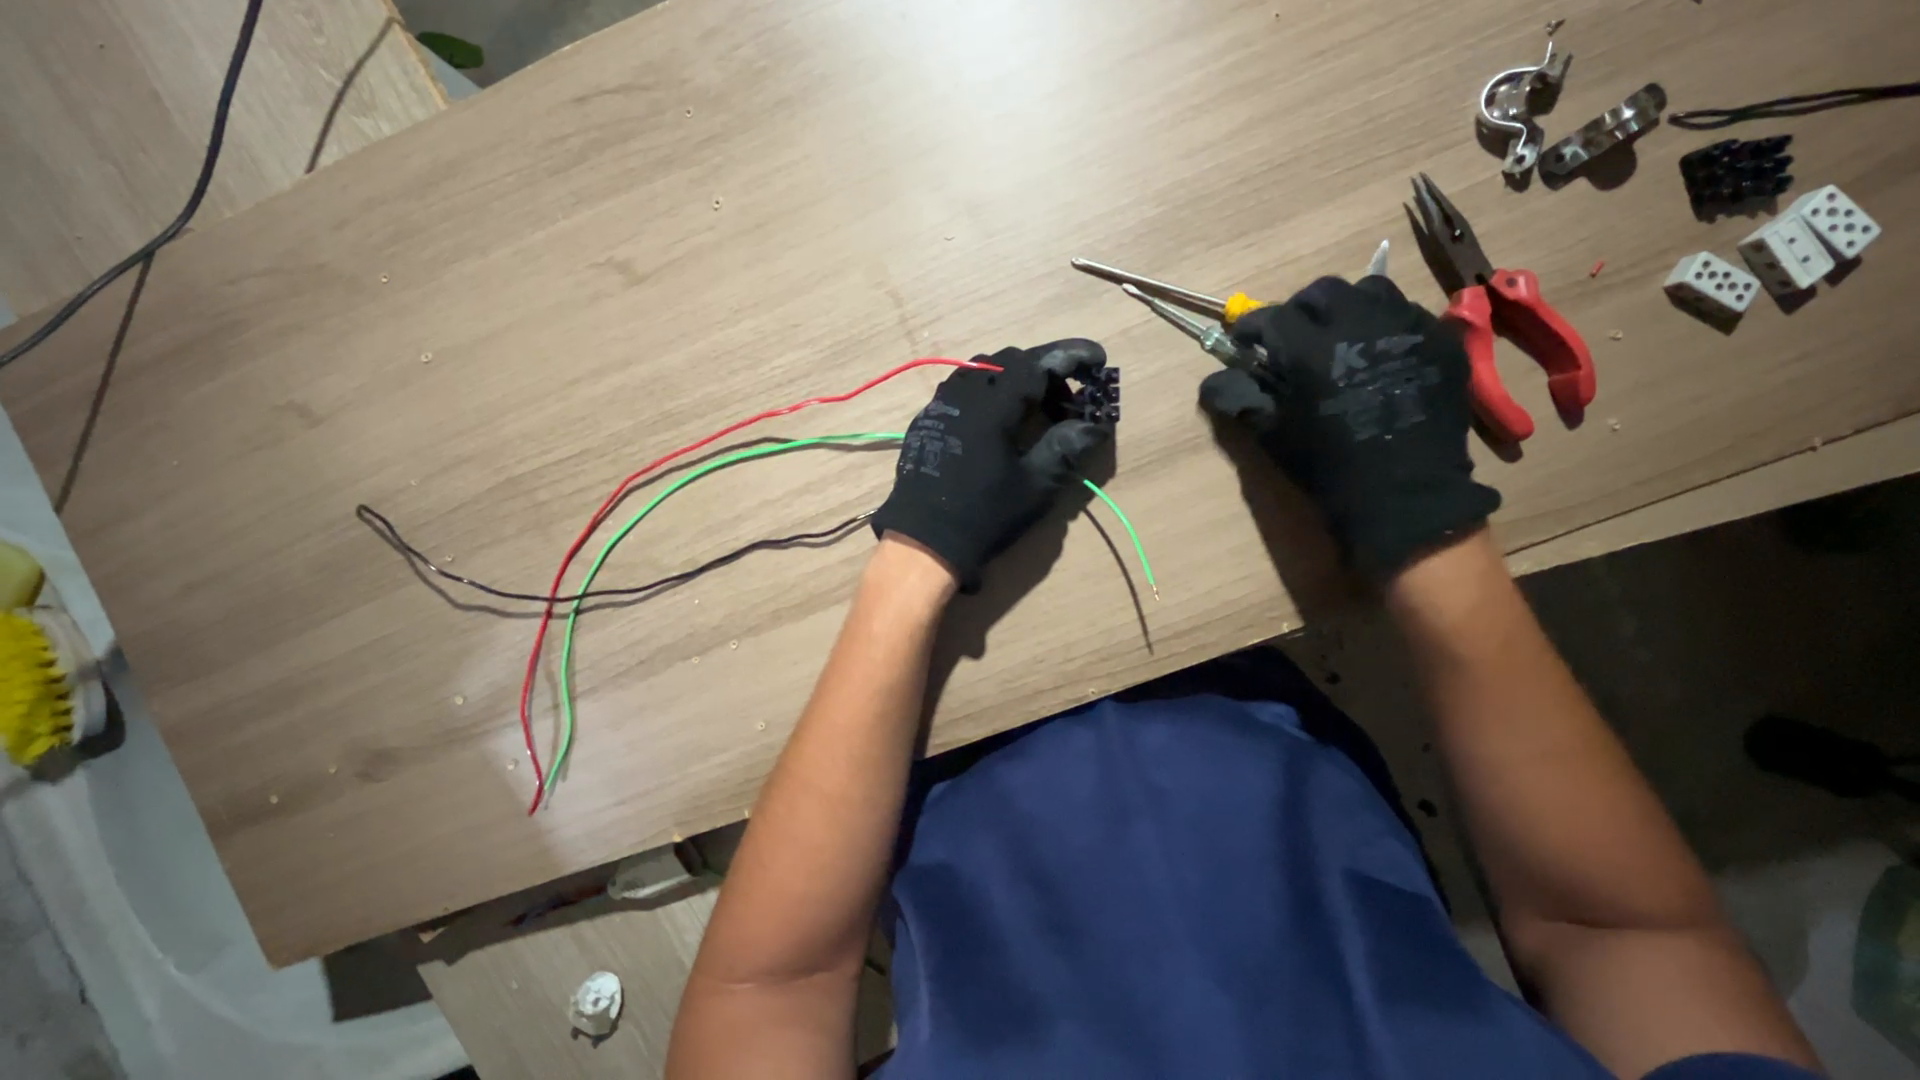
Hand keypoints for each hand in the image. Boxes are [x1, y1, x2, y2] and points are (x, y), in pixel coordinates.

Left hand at [872, 340, 1110, 591]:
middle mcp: (962, 395)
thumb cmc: (985, 516)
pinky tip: (1000, 423)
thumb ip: (1066, 447)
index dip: (1069, 357)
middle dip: (1043, 370)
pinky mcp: (926, 422)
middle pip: (1008, 362)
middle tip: (1067, 399)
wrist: (924, 543)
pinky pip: (962, 391)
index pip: (1035, 364)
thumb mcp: (1036, 486)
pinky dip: (988, 393)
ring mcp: (939, 406)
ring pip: (980, 371)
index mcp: (991, 406)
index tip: (1097, 360)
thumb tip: (1095, 424)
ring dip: (1013, 380)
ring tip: (1035, 410)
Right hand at [1199, 275, 1498, 579]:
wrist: (1406, 494)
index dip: (1253, 327)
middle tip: (1294, 335)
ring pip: (1370, 292)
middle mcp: (1359, 323)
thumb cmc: (1329, 467)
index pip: (1272, 316)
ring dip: (1347, 307)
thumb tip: (1213, 380)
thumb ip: (1239, 399)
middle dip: (1301, 309)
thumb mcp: (1273, 436)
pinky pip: (1408, 314)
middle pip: (1323, 292)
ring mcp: (1406, 327)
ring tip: (1342, 335)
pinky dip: (1386, 325)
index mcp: (1311, 349)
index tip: (1245, 342)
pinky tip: (1380, 353)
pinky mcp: (1441, 341)